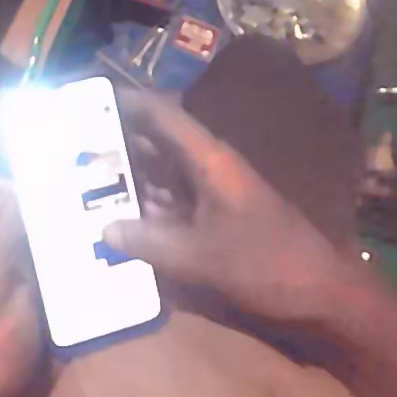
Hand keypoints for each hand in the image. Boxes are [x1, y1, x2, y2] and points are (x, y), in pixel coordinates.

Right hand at [105, 87, 368, 325]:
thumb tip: (103, 229)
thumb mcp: (201, 257)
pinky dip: (144, 202)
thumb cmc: (267, 265)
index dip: (124, 102)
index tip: (88, 99)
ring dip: (127, 172)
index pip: (160, 114)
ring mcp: (212, 190)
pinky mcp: (214, 215)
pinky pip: (169, 198)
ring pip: (160, 170)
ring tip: (83, 174)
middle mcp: (207, 166)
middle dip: (115, 139)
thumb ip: (149, 242)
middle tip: (71, 143)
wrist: (324, 296)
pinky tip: (115, 214)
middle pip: (155, 140)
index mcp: (208, 160)